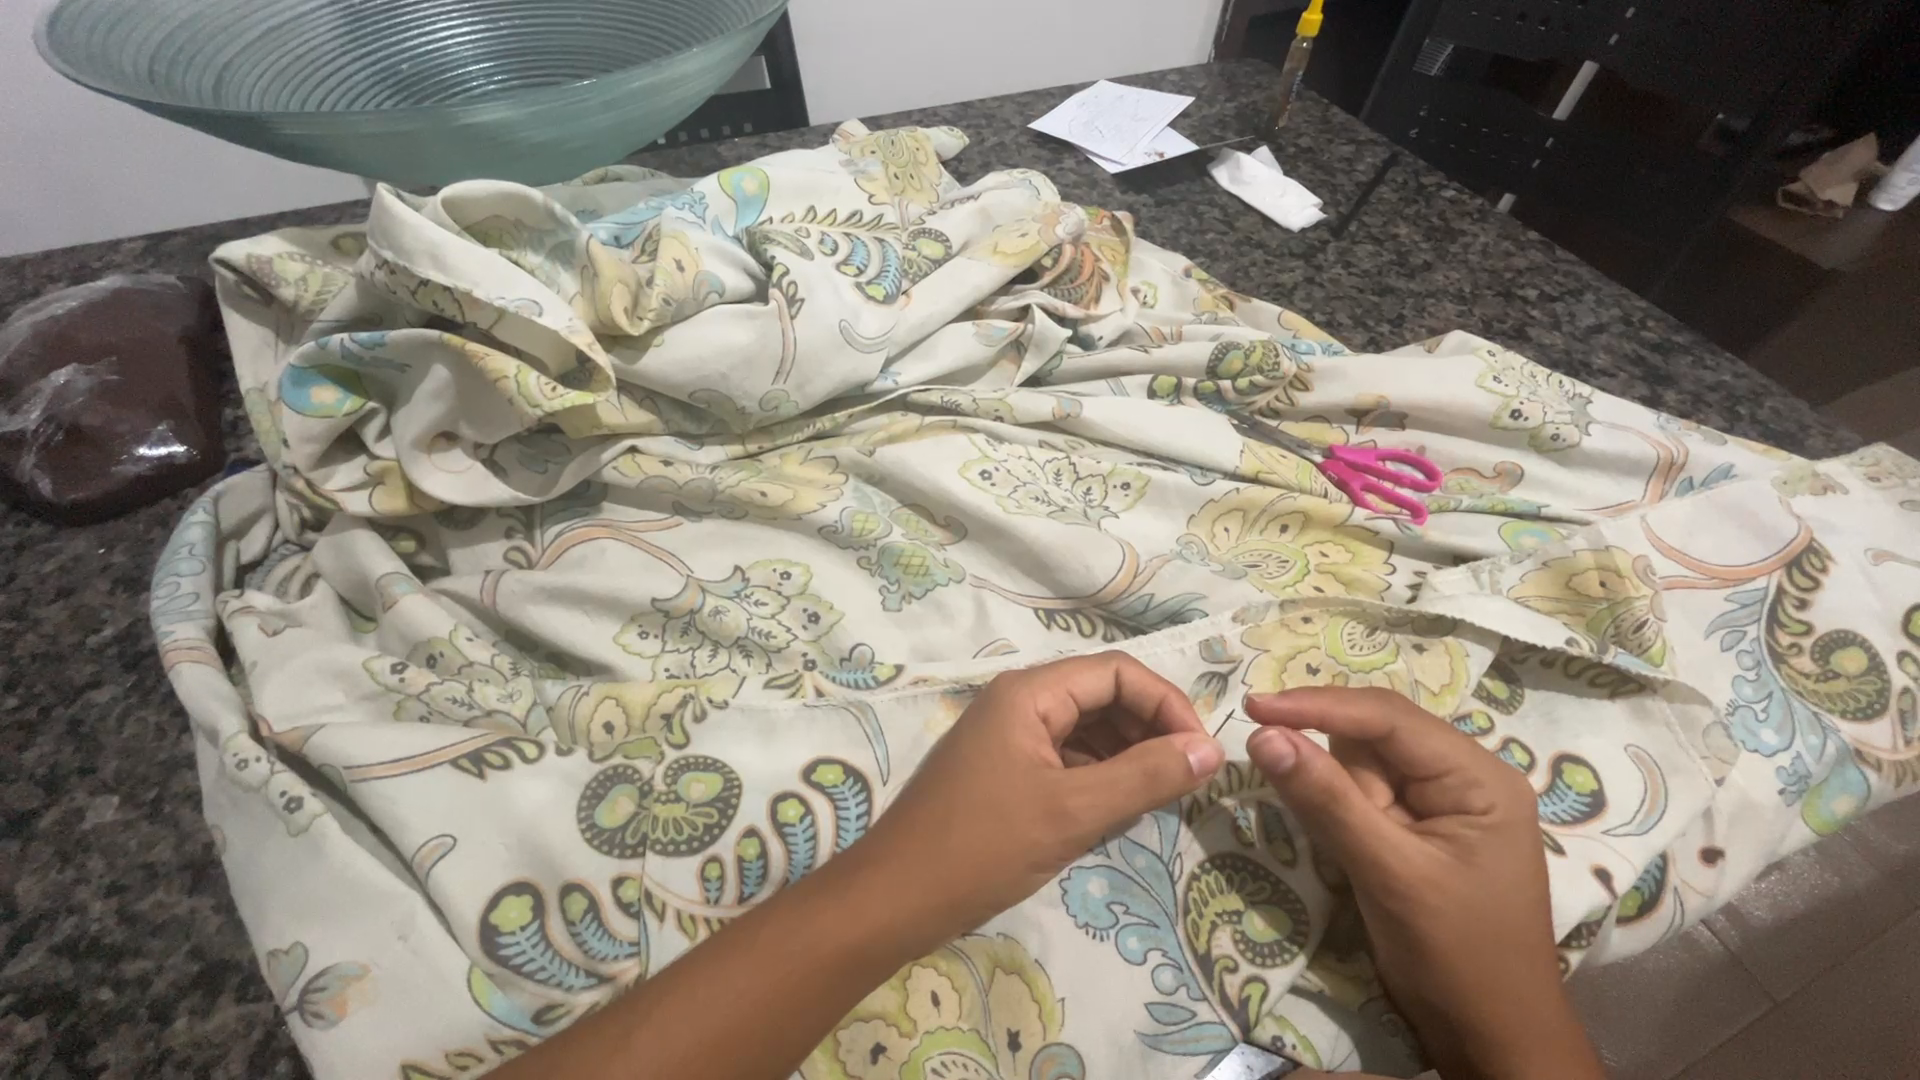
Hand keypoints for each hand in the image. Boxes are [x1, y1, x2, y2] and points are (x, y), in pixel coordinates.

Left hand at [854, 651, 1225, 949]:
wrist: (894, 897)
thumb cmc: (982, 846)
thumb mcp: (1072, 811)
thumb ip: (1144, 777)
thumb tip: (1210, 750)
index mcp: (1030, 693)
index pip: (1117, 673)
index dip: (1167, 704)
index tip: (1202, 753)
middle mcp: (1019, 702)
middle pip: (1102, 697)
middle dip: (1149, 730)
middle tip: (1187, 779)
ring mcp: (1009, 737)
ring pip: (1085, 730)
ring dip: (1127, 756)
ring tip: (1160, 797)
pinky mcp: (1005, 771)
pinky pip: (1065, 759)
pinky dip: (1098, 778)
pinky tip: (1118, 810)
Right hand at [1243, 687, 1602, 1079]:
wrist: (1490, 1038)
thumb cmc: (1456, 956)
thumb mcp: (1387, 872)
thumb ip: (1326, 798)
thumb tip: (1262, 734)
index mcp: (1477, 777)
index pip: (1387, 718)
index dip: (1317, 706)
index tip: (1252, 706)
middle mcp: (1462, 775)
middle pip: (1372, 734)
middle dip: (1322, 747)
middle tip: (1263, 751)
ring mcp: (1440, 802)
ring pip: (1361, 762)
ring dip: (1328, 783)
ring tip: (1332, 833)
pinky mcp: (1416, 826)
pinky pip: (1362, 792)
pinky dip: (1334, 802)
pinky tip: (1333, 832)